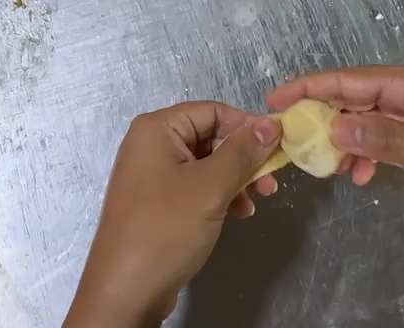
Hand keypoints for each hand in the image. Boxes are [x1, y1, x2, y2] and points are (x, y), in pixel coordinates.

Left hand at [65, 103, 281, 326]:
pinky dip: (219, 195)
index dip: (246, 126)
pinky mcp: (157, 201)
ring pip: (205, 163)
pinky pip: (195, 185)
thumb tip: (270, 124)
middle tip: (272, 180)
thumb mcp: (210, 187)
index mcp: (157, 128)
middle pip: (209, 136)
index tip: (277, 146)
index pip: (212, 111)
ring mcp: (152, 173)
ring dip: (235, 178)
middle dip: (243, 157)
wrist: (126, 291)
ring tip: (259, 200)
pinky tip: (239, 213)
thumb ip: (242, 153)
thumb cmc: (166, 228)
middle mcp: (152, 143)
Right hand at [266, 63, 403, 228]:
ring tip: (324, 166)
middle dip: (321, 115)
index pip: (349, 80)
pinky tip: (362, 176)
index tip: (273, 101)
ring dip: (345, 139)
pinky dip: (370, 154)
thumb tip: (331, 127)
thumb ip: (385, 139)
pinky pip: (389, 140)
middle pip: (355, 98)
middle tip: (289, 140)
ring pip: (370, 121)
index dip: (308, 88)